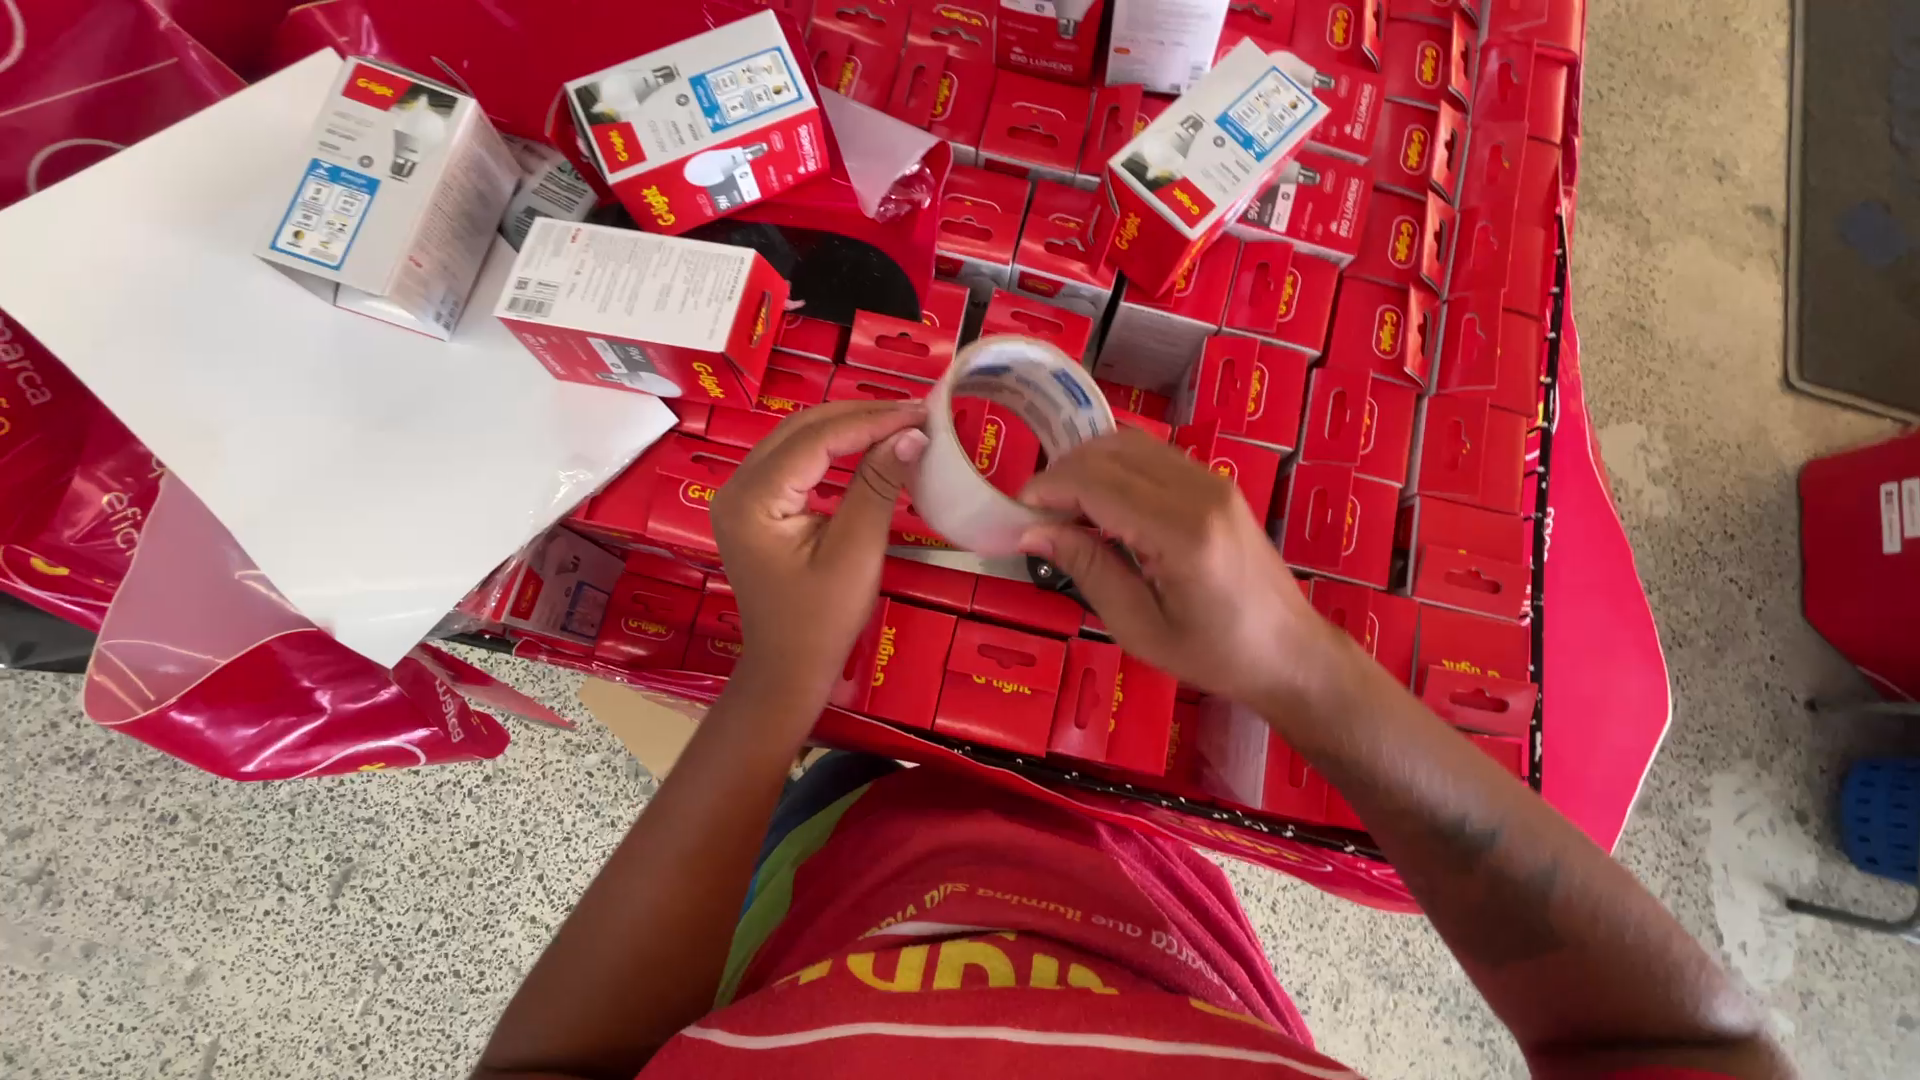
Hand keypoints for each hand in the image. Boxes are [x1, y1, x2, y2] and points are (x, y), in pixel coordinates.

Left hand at [711, 400, 929, 705]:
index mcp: (753, 500)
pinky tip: (868, 446)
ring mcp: (742, 495)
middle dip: (859, 415)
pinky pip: (795, 461)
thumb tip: (912, 435)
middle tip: (914, 412)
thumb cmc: (822, 619)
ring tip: (898, 422)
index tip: (920, 412)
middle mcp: (737, 487)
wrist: (789, 667)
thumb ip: (878, 487)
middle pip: (802, 429)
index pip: (816, 440)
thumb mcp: (856, 552)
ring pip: (798, 439)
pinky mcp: (756, 506)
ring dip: (847, 427)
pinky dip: (833, 449)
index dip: (870, 420)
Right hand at [1018, 429, 1348, 713]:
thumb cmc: (1215, 655)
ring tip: (1063, 509)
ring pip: (1129, 443)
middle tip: (1036, 515)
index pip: (1096, 483)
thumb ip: (1087, 569)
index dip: (1047, 489)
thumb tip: (1032, 531)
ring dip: (1086, 466)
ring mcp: (1212, 480)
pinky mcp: (1216, 482)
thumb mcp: (1139, 627)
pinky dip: (1114, 467)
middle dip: (1061, 473)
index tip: (1016, 513)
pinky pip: (1152, 455)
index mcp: (1181, 533)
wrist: (1290, 652)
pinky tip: (1101, 504)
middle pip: (1109, 451)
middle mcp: (1199, 491)